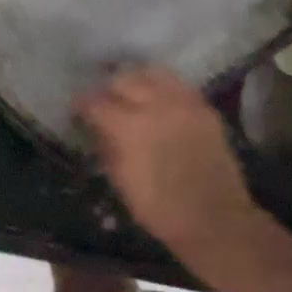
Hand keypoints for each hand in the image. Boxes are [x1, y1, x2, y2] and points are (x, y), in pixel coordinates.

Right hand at [75, 66, 255, 248]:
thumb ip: (107, 150)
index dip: (81, 105)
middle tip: (105, 103)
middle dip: (109, 90)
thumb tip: (98, 131)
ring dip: (138, 81)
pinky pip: (179, 85)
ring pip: (153, 73)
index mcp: (129, 127)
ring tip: (133, 94)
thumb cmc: (160, 210)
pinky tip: (160, 102)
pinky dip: (164, 88)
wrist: (214, 218)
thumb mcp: (121, 183)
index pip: (95, 102)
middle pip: (123, 79)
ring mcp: (184, 103)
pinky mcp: (205, 109)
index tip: (77, 111)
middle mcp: (156, 105)